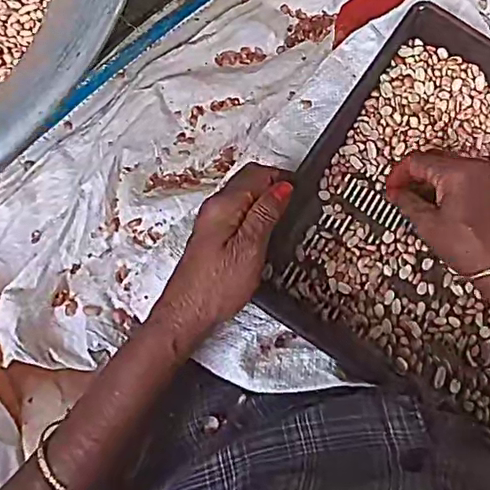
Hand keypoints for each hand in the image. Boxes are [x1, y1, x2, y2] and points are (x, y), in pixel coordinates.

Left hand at [145, 163, 292, 350]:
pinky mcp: (212, 237)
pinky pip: (238, 212)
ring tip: (288, 211)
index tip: (302, 187)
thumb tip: (282, 188)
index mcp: (224, 205)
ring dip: (265, 198)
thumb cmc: (216, 287)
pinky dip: (256, 213)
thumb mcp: (250, 247)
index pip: (257, 174)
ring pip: (243, 196)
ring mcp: (212, 222)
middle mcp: (214, 208)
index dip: (282, 177)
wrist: (186, 315)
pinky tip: (267, 227)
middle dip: (274, 182)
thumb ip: (266, 214)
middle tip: (299, 196)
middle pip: (248, 180)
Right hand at [385, 153, 489, 275]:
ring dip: (428, 181)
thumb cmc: (474, 249)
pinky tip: (435, 205)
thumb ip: (407, 203)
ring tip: (415, 202)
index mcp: (457, 172)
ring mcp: (484, 176)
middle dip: (412, 176)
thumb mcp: (428, 225)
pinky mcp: (489, 187)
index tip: (391, 188)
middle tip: (399, 193)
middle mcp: (473, 168)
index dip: (398, 174)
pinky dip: (444, 186)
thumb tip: (397, 194)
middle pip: (432, 159)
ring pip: (446, 167)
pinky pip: (460, 176)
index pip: (417, 161)